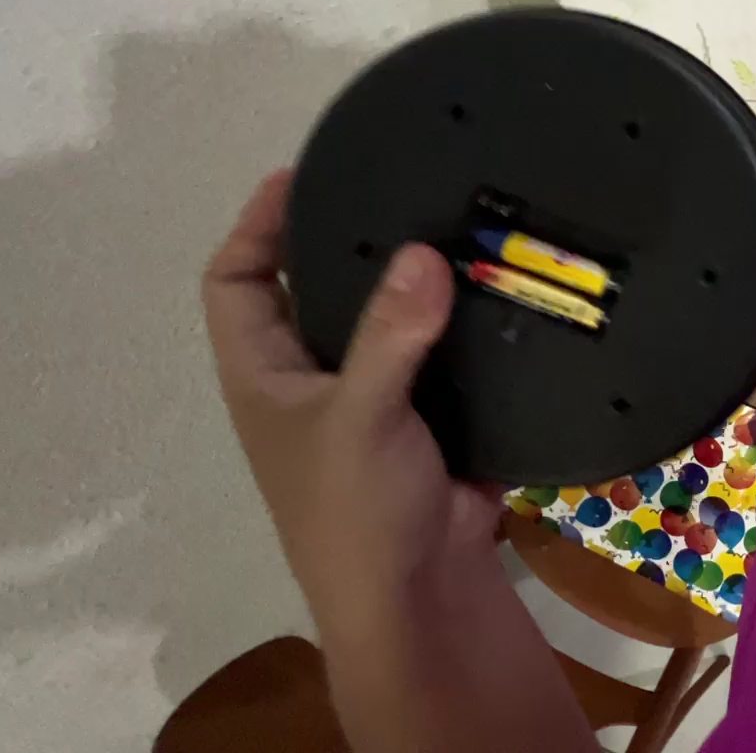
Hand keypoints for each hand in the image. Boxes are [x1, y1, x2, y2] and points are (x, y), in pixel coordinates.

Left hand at [201, 170, 500, 632]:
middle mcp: (324, 372)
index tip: (302, 177)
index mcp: (271, 372)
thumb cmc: (355, 505)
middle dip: (362, 241)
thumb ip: (389, 337)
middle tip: (417, 191)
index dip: (259, 228)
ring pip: (403, 316)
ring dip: (432, 278)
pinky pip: (457, 345)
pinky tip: (516, 288)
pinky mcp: (446, 402)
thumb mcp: (358, 418)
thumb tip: (420, 252)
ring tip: (477, 227)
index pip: (239, 283)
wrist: (423, 578)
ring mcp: (388, 388)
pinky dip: (480, 316)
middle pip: (329, 289)